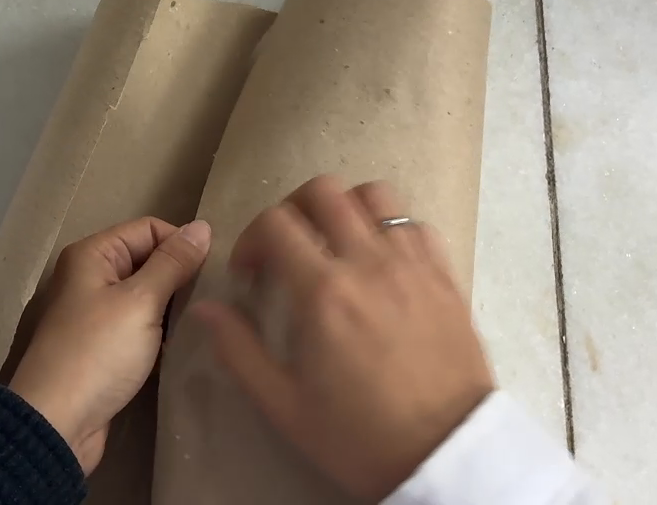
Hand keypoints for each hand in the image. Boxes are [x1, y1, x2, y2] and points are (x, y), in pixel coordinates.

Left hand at [8, 216, 211, 472]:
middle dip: (179, 276)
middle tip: (217, 297)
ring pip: (146, 296)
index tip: (214, 270)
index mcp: (93, 254)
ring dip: (172, 307)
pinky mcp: (103, 346)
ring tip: (209, 319)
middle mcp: (90, 275)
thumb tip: (202, 227)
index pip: (148, 229)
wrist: (57, 422)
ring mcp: (95, 312)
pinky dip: (160, 332)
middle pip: (146, 260)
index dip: (180, 243)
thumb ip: (172, 264)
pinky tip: (186, 343)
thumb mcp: (140, 302)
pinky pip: (139, 326)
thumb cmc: (98, 351)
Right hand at [189, 176, 493, 501]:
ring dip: (345, 207)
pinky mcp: (446, 277)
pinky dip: (391, 227)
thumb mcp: (285, 405)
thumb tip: (204, 307)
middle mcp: (366, 263)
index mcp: (322, 291)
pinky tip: (382, 258)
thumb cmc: (362, 437)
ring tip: (336, 240)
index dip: (251, 238)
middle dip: (293, 208)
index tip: (251, 272)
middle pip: (322, 191)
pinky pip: (415, 223)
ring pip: (373, 195)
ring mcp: (411, 265)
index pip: (274, 222)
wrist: (452, 465)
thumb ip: (238, 349)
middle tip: (288, 244)